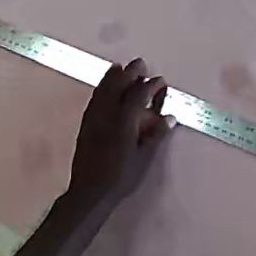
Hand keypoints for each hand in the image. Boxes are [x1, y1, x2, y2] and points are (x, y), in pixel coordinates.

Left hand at [64, 58, 174, 213]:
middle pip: (118, 85)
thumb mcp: (144, 159)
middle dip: (130, 72)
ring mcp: (94, 117)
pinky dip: (101, 87)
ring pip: (103, 89)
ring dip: (113, 76)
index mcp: (124, 122)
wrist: (90, 191)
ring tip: (120, 66)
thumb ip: (156, 136)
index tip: (160, 80)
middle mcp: (107, 115)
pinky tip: (104, 86)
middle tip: (141, 63)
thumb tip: (169, 118)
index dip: (150, 85)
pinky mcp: (85, 123)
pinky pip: (94, 98)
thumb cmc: (120, 177)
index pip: (138, 95)